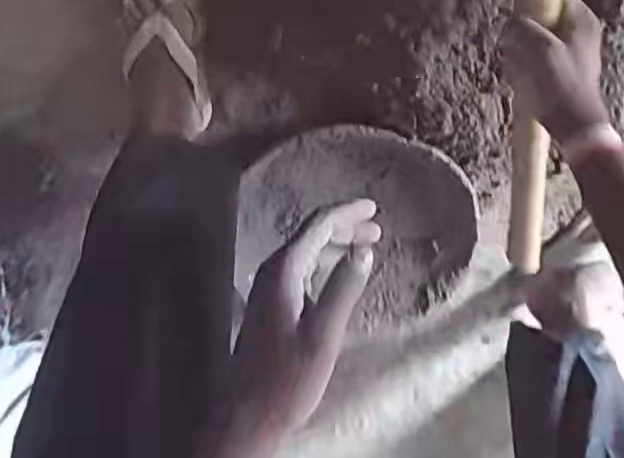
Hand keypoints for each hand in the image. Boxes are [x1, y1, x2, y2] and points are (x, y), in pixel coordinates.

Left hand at [214, 200, 381, 455]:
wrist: (248, 415)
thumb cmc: (287, 378)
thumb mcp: (323, 334)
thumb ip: (343, 288)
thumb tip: (363, 250)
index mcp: (285, 269)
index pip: (319, 225)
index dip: (347, 213)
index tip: (373, 208)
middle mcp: (274, 268)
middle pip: (312, 232)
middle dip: (345, 226)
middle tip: (375, 228)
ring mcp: (269, 283)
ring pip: (308, 249)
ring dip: (337, 243)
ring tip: (365, 246)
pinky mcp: (271, 299)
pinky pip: (303, 266)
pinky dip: (325, 261)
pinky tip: (340, 271)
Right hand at [501, 0, 608, 144]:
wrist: (575, 126)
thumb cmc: (562, 85)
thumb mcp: (540, 49)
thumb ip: (525, 26)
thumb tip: (514, 18)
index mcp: (581, 19)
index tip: (518, 3)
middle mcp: (578, 28)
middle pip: (541, 11)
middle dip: (524, 26)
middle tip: (519, 43)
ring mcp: (569, 46)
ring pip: (533, 32)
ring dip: (521, 46)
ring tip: (521, 64)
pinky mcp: (559, 63)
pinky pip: (533, 51)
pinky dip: (525, 60)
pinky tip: (524, 76)